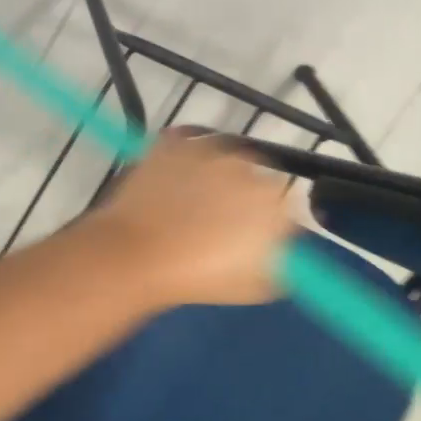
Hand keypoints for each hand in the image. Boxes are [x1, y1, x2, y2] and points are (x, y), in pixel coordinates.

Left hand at [72, 131, 290, 308]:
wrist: (136, 254)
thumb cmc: (198, 276)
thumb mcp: (259, 284)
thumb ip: (283, 262)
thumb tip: (283, 250)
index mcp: (274, 199)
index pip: (284, 204)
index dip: (269, 219)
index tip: (253, 235)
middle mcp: (245, 167)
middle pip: (255, 176)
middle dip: (242, 194)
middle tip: (220, 218)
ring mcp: (205, 150)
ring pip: (224, 154)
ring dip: (216, 170)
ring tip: (196, 194)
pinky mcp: (170, 143)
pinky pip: (186, 137)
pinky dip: (186, 148)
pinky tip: (180, 165)